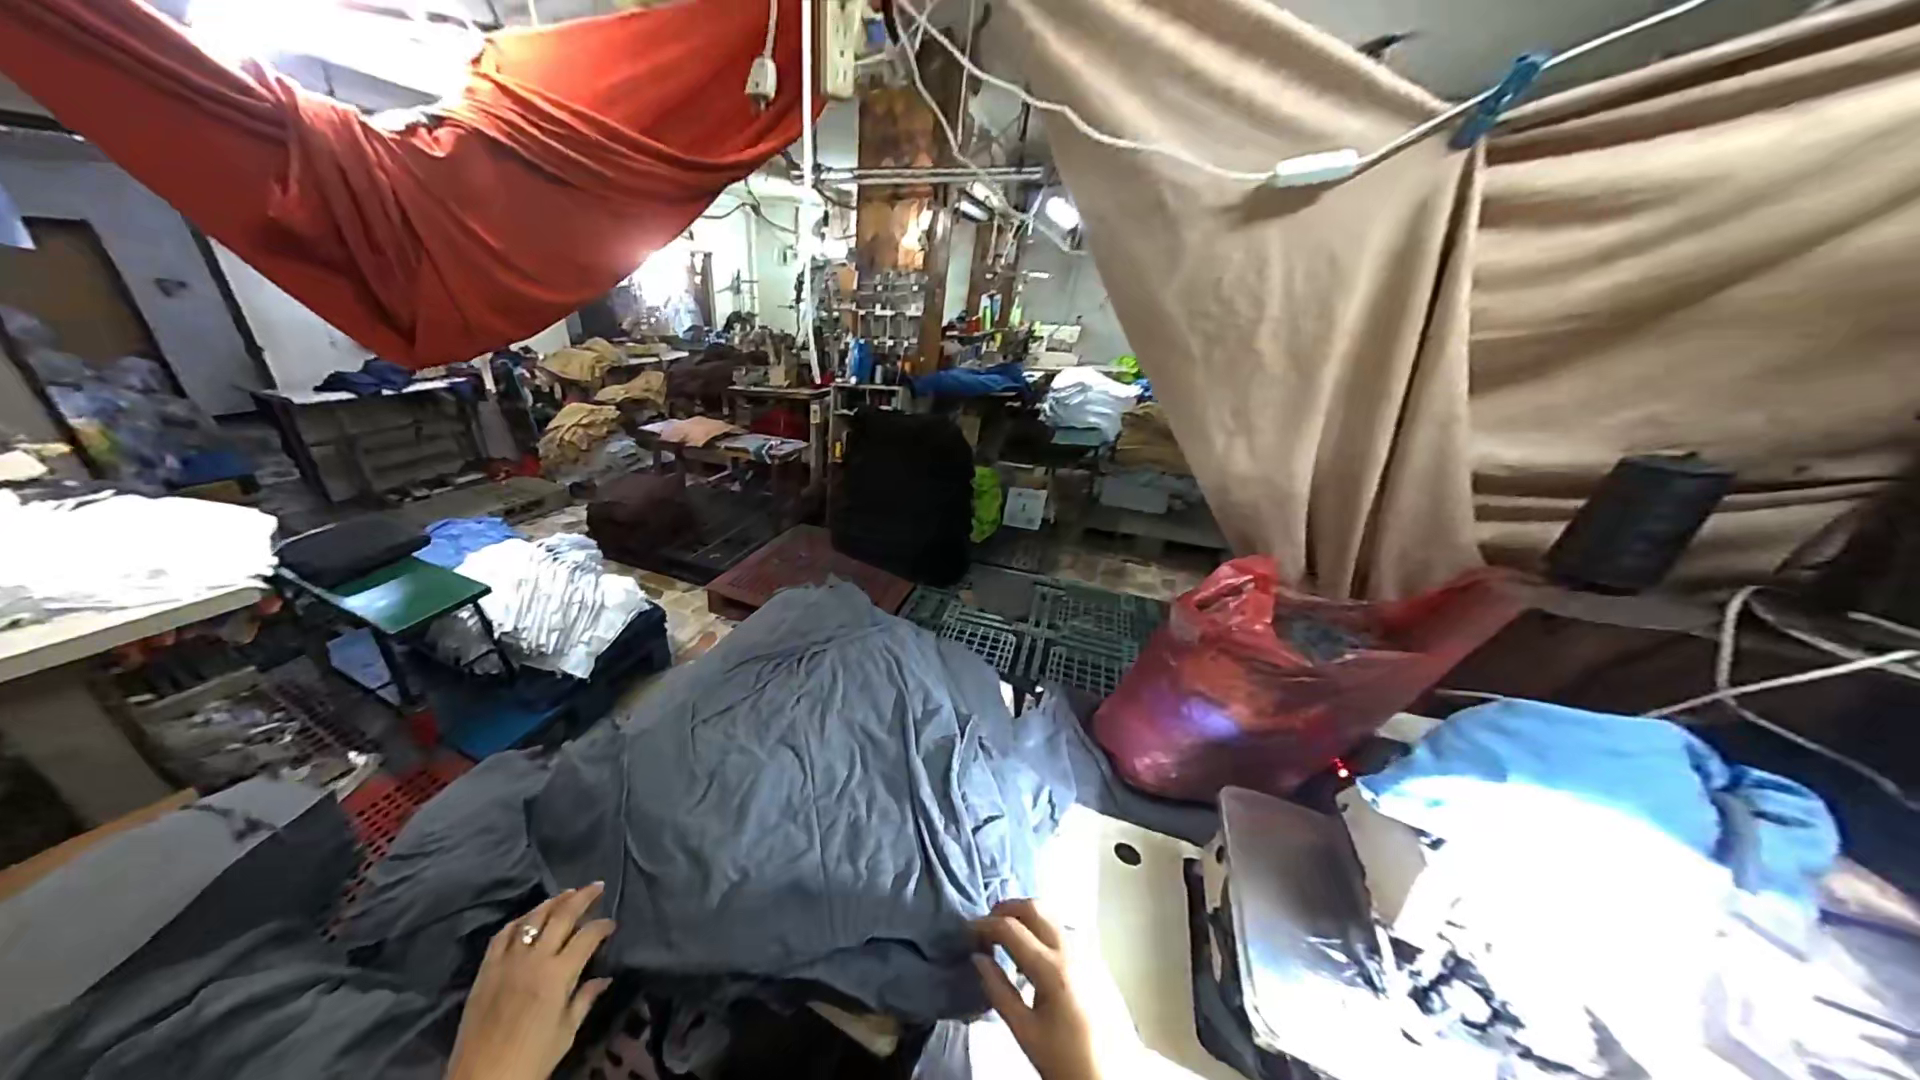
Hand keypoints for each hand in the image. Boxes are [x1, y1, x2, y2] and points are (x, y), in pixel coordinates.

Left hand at [446, 884, 616, 1079]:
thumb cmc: (530, 1061)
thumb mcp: (566, 1033)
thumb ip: (585, 999)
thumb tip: (604, 978)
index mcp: (558, 975)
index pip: (588, 936)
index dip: (603, 926)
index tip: (611, 925)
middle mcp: (534, 960)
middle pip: (562, 916)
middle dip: (583, 897)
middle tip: (597, 886)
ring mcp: (507, 963)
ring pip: (532, 919)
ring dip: (552, 902)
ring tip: (567, 893)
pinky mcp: (485, 971)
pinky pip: (502, 936)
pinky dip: (518, 921)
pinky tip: (528, 918)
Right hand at [971, 899, 1100, 1079]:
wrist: (1113, 1077)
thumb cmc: (1064, 1059)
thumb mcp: (1025, 1032)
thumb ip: (998, 991)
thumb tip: (978, 958)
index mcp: (1052, 969)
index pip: (1010, 928)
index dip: (984, 925)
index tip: (968, 932)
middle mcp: (1071, 950)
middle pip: (1034, 907)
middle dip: (1006, 908)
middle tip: (987, 926)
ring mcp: (1087, 950)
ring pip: (1052, 914)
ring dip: (1026, 915)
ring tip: (1007, 938)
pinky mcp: (1096, 957)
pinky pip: (1064, 928)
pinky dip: (1043, 927)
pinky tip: (1034, 952)